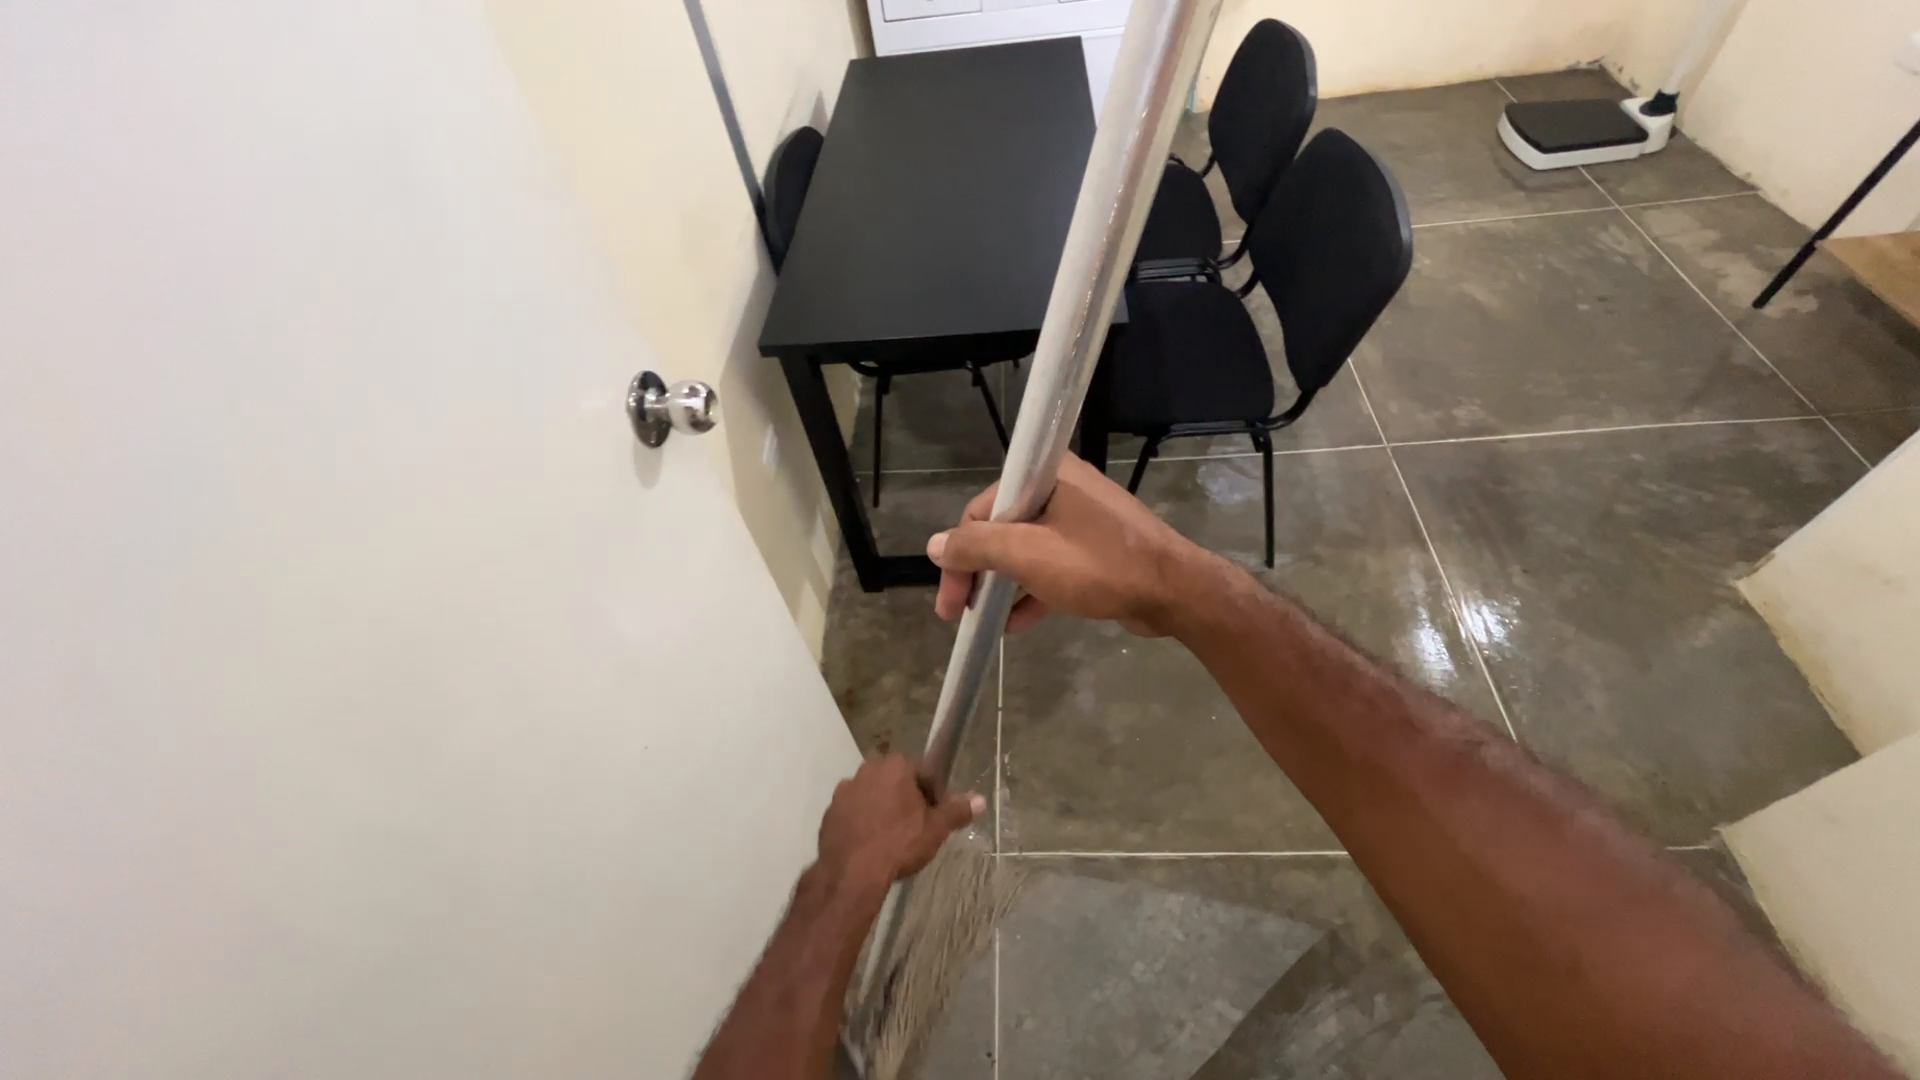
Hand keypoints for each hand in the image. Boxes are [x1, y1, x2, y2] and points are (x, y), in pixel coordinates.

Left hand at [817, 755, 984, 883]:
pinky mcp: (830, 811)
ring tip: (890, 839)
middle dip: (904, 798)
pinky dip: (861, 821)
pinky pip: (853, 811)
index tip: (932, 816)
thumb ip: (957, 811)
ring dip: (881, 808)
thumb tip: (981, 800)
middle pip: (894, 780)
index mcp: (896, 766)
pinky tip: (869, 844)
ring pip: (872, 794)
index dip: (930, 793)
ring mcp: (845, 789)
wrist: (852, 872)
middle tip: (914, 827)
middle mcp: (868, 769)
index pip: (921, 772)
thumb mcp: (935, 829)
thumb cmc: (899, 843)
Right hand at [928, 454, 1210, 635]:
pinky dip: (1031, 590)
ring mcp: (1080, 519)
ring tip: (984, 622)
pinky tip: (1015, 624)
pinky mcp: (1094, 548)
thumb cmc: (1099, 566)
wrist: (1175, 593)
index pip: (982, 510)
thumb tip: (935, 545)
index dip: (960, 554)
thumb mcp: (1027, 554)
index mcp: (1045, 474)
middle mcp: (1061, 488)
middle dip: (978, 574)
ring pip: (1025, 550)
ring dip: (1002, 586)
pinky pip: (1050, 565)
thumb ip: (975, 547)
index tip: (950, 597)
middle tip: (959, 613)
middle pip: (1001, 530)